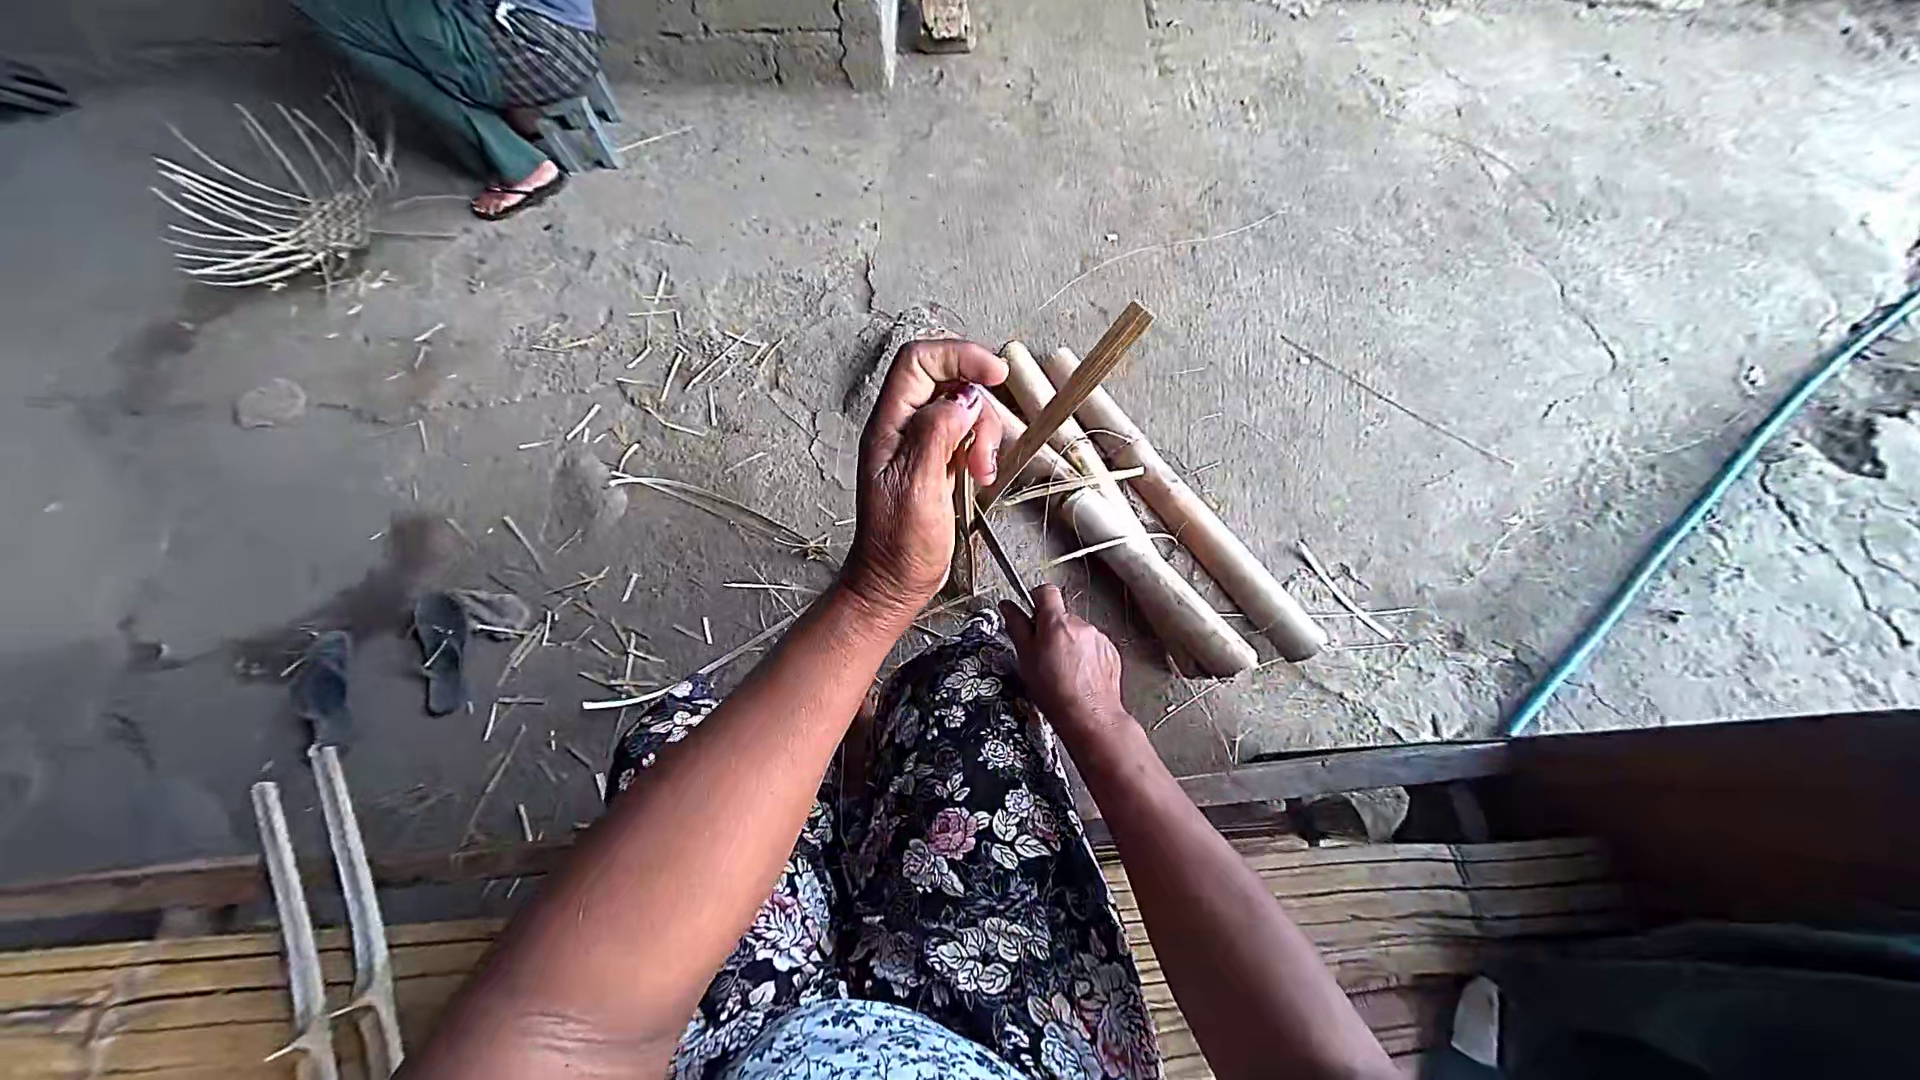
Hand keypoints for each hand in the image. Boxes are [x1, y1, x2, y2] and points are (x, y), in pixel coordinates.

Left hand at [842, 339, 1006, 620]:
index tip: (994, 372)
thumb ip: (936, 435)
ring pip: (964, 408)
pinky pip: (967, 434)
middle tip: (985, 446)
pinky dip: (982, 448)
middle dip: (978, 405)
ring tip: (982, 470)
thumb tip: (962, 398)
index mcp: (888, 427)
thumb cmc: (897, 546)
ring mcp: (922, 443)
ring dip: (984, 433)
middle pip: (948, 381)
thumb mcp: (916, 489)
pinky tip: (981, 473)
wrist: (896, 580)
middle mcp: (903, 428)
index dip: (958, 355)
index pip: (918, 361)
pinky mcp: (938, 460)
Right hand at [1001, 585, 1132, 744]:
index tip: (1031, 614)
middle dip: (1051, 629)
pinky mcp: (1110, 652)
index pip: (1045, 591)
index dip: (1036, 600)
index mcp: (1056, 623)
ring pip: (1077, 631)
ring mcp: (1098, 638)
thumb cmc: (1055, 692)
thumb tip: (1008, 607)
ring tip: (1061, 669)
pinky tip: (1077, 674)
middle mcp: (1080, 625)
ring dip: (1069, 643)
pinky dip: (1084, 655)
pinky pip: (1092, 645)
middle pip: (1061, 615)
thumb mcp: (1025, 658)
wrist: (1089, 716)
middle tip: (1043, 653)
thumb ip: (1016, 626)